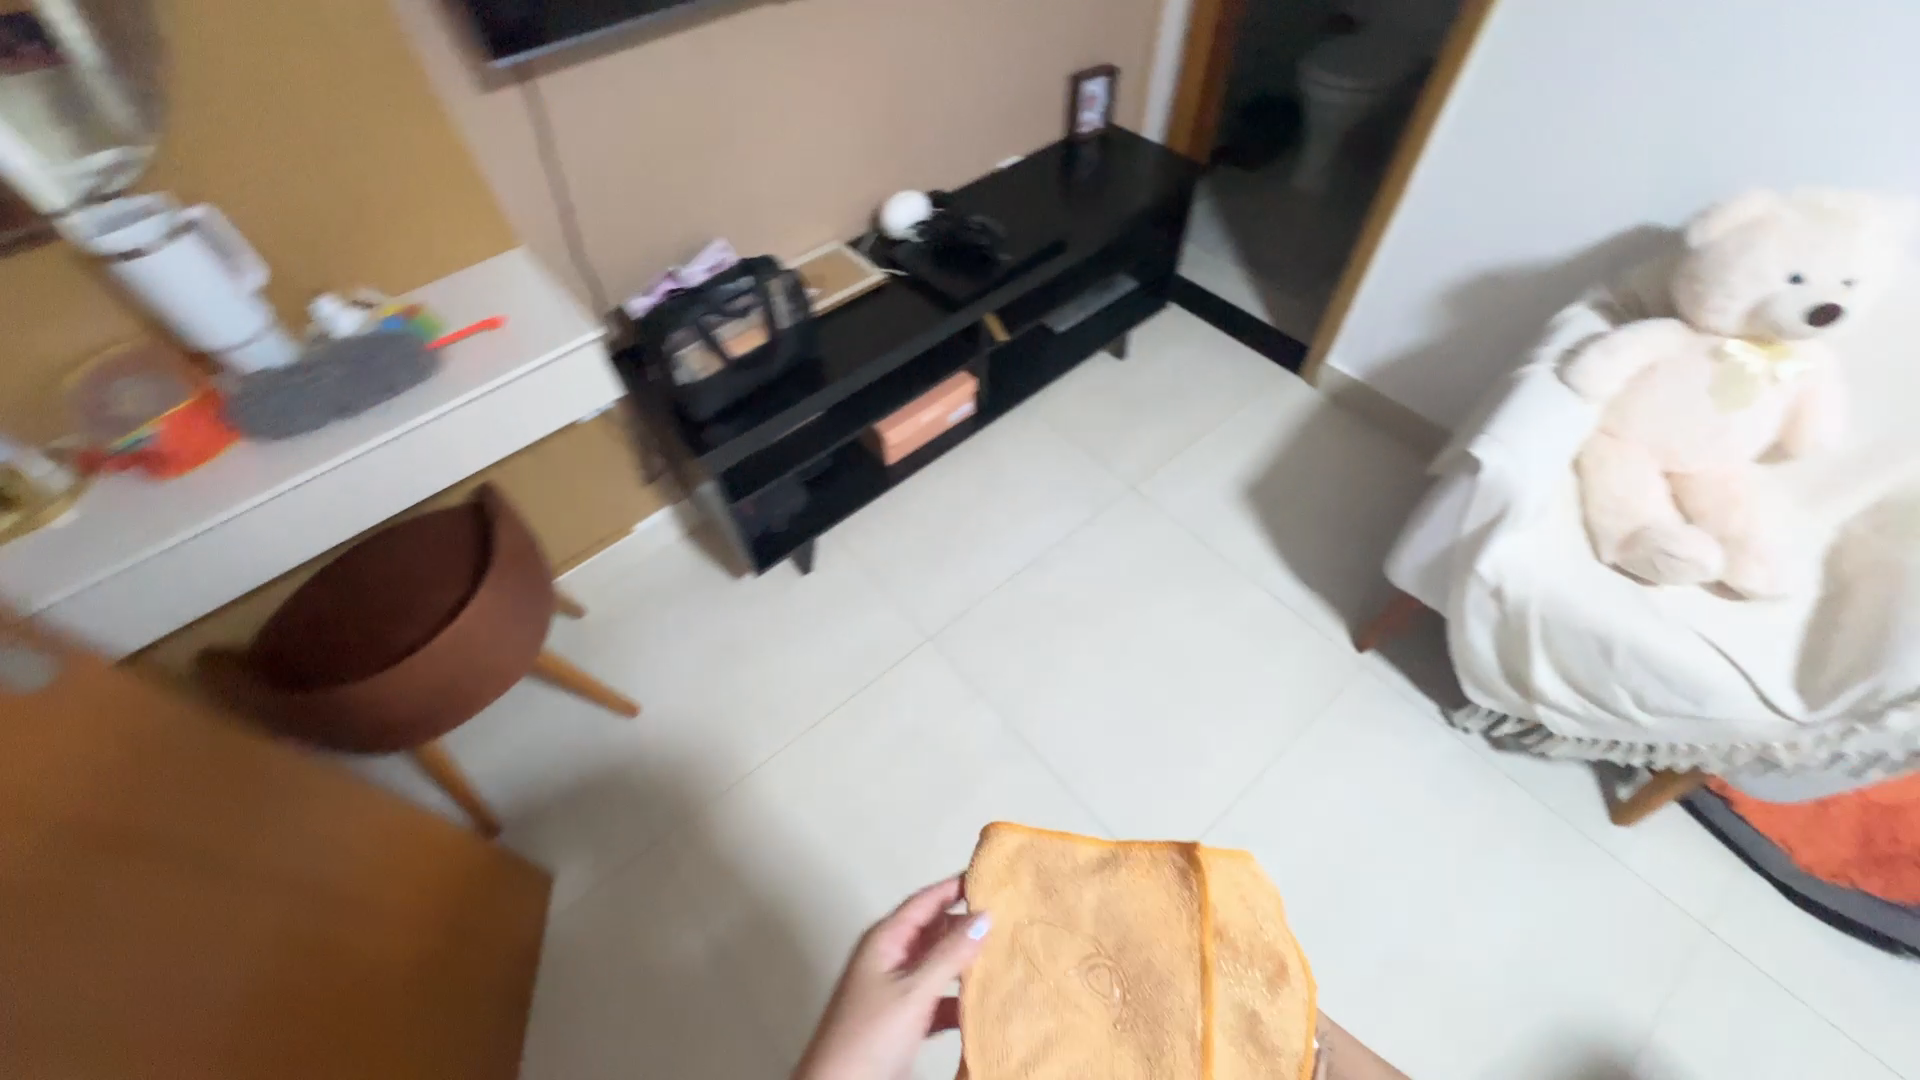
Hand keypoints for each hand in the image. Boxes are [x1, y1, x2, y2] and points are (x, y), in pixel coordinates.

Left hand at [791, 877, 992, 1079]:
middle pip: (934, 930)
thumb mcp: (913, 992)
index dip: (955, 886)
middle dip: (967, 925)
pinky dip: (957, 1001)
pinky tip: (982, 1006)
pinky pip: (936, 999)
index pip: (926, 900)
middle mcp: (890, 957)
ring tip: (1003, 958)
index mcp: (886, 939)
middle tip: (1008, 920)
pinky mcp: (903, 1020)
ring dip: (965, 964)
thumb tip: (984, 915)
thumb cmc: (868, 1037)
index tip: (990, 877)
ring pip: (938, 965)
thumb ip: (949, 954)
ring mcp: (896, 989)